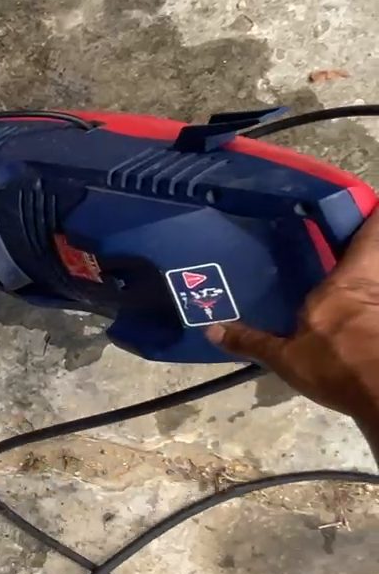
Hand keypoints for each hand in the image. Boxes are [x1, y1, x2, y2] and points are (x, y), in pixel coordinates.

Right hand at [208, 216, 378, 454]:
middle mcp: (377, 289)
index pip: (371, 236)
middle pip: (378, 255)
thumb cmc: (341, 368)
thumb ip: (250, 340)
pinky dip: (369, 310)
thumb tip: (212, 329)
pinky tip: (358, 317)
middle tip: (337, 246)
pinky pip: (378, 309)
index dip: (370, 217)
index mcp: (348, 285)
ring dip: (365, 281)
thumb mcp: (284, 358)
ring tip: (342, 284)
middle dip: (366, 247)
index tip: (363, 205)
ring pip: (377, 279)